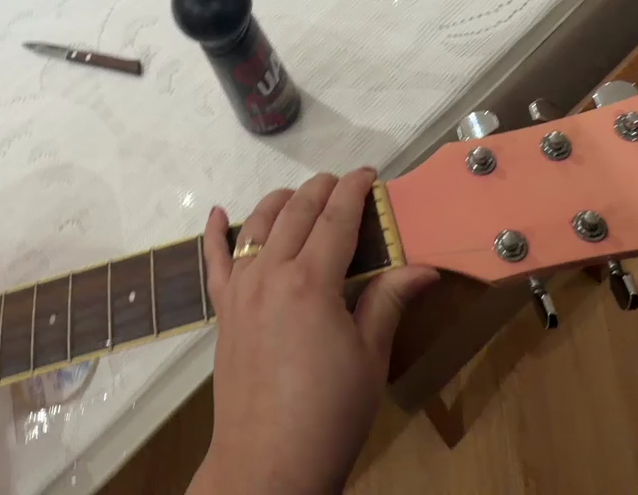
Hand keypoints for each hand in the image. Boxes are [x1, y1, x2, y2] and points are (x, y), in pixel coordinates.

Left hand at [187, 170, 437, 494]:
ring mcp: (240, 289)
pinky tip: (219, 213)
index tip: (368, 173)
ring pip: (257, 226)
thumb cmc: (329, 413)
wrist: (268, 464)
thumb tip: (424, 267)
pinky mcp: (222, 310)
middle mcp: (270, 273)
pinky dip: (214, 233)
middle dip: (320, 189)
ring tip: (299, 195)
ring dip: (279, 201)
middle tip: (341, 183)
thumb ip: (388, 301)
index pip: (335, 218)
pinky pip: (213, 261)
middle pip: (295, 212)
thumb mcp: (370, 358)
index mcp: (311, 281)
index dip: (353, 190)